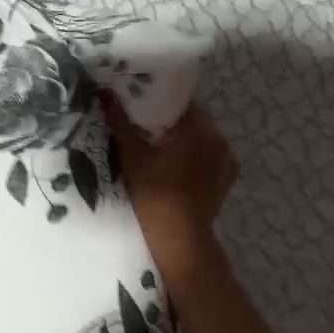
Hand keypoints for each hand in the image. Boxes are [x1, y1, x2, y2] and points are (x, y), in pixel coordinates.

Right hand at [104, 93, 237, 259]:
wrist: (179, 238)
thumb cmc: (153, 193)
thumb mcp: (132, 155)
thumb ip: (121, 123)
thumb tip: (106, 94)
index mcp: (197, 127)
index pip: (179, 100)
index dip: (157, 98)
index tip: (139, 104)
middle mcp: (218, 137)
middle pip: (192, 117)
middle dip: (169, 119)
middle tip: (144, 126)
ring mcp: (226, 158)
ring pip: (201, 136)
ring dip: (183, 137)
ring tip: (159, 146)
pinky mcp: (227, 177)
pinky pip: (210, 155)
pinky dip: (195, 155)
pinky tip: (177, 166)